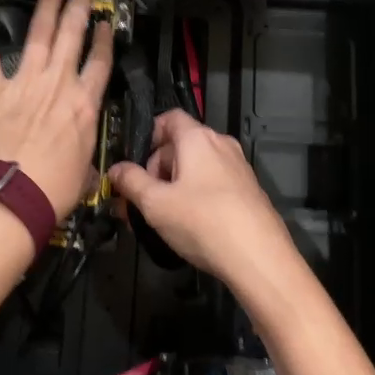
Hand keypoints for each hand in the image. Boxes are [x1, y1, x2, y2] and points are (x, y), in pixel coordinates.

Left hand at [0, 0, 112, 218]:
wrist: (13, 198)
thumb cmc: (53, 190)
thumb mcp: (86, 170)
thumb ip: (88, 153)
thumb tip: (90, 161)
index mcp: (84, 104)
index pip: (100, 60)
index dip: (105, 37)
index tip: (105, 21)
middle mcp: (57, 84)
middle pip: (72, 33)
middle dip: (80, 2)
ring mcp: (24, 84)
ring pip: (38, 34)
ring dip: (47, 4)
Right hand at [107, 110, 301, 294]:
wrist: (259, 257)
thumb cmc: (202, 222)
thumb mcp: (156, 204)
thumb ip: (131, 182)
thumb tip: (115, 169)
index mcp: (198, 137)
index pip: (169, 118)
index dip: (148, 135)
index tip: (133, 163)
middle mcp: (220, 143)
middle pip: (181, 144)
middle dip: (157, 169)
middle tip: (141, 201)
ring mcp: (238, 166)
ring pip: (197, 166)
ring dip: (174, 185)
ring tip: (161, 218)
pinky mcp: (248, 189)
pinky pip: (213, 181)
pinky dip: (196, 194)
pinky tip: (190, 225)